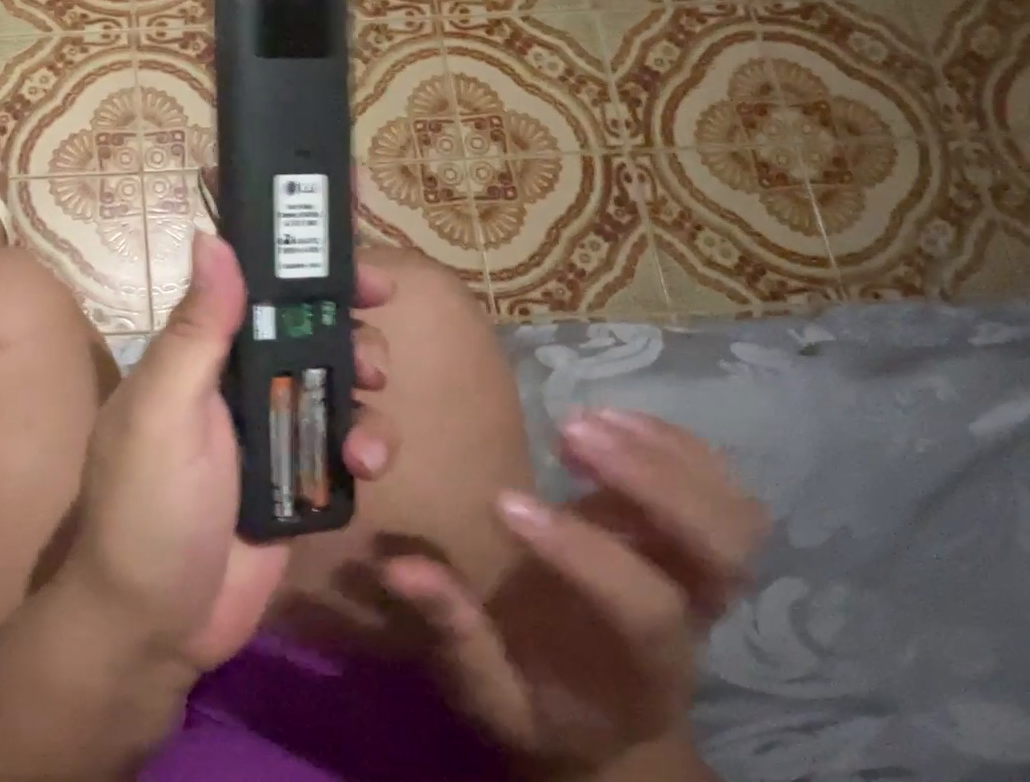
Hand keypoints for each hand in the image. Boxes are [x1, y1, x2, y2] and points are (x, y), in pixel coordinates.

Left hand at [60, 231, 397, 673]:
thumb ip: (196, 330)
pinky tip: (367, 468)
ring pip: (337, 389)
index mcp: (196, 360)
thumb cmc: (150, 506)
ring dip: (367, 396)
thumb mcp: (165, 411)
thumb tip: (212, 237)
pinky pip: (347, 446)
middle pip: (308, 336)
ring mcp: (270, 436)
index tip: (354, 264)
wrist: (157, 622)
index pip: (252, 293)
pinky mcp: (300, 483)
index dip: (302, 271)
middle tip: (377, 340)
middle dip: (350, 332)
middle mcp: (234, 388)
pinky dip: (368, 447)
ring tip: (366, 434)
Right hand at [380, 409, 765, 775]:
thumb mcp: (489, 695)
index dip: (582, 552)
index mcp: (647, 669)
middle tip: (570, 433)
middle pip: (722, 551)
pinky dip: (675, 445)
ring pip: (733, 514)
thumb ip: (456, 634)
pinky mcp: (690, 543)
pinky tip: (612, 417)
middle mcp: (696, 622)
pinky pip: (718, 489)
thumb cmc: (539, 704)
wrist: (606, 718)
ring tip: (587, 418)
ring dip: (666, 455)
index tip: (503, 503)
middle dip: (654, 483)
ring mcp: (702, 578)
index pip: (645, 607)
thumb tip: (401, 566)